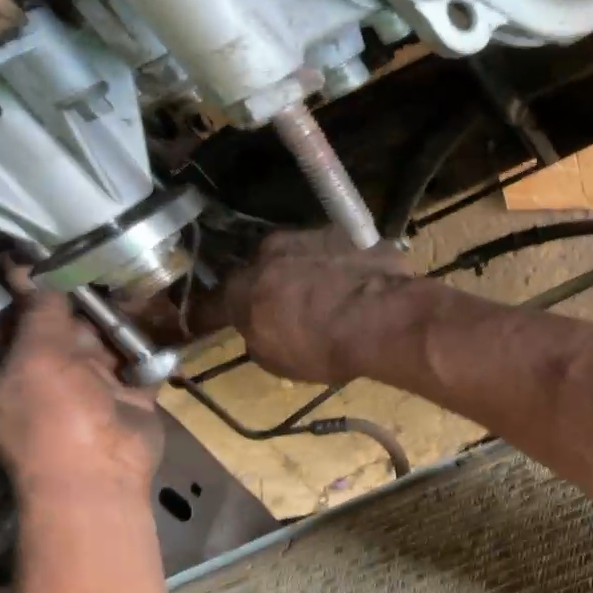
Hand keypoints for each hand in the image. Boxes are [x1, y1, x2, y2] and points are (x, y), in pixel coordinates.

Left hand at [0, 271, 163, 497]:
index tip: (50, 249)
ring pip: (106, 339)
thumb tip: (22, 262)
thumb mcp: (36, 358)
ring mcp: (92, 383)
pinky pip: (141, 360)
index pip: (12, 317)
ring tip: (140, 279)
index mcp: (7, 366)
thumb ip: (37, 311)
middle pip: (64, 325)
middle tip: (107, 255)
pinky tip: (164, 316)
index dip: (28, 286)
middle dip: (85, 297)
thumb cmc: (53, 416)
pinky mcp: (131, 393)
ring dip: (123, 317)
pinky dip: (153, 343)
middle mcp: (47, 371)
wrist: (101, 472)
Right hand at [219, 228, 416, 382]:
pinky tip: (364, 280)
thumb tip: (260, 330)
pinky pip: (344, 249)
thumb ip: (259, 338)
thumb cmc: (325, 347)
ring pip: (304, 252)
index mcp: (244, 287)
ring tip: (333, 290)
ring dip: (311, 267)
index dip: (211, 313)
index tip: (208, 320)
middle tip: (291, 303)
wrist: (383, 317)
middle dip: (272, 282)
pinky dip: (348, 263)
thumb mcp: (278, 360)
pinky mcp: (354, 232)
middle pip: (263, 266)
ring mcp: (314, 235)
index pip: (214, 302)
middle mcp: (272, 251)